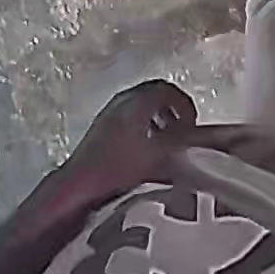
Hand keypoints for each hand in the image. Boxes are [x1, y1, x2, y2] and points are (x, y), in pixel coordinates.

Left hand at [49, 80, 198, 220]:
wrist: (81, 183)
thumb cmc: (117, 167)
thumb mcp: (157, 155)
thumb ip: (178, 141)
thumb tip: (193, 136)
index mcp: (138, 102)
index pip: (168, 90)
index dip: (184, 105)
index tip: (192, 122)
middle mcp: (124, 100)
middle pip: (155, 91)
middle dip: (173, 106)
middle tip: (184, 125)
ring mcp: (112, 110)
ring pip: (142, 101)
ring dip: (159, 113)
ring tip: (168, 136)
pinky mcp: (104, 123)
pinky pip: (131, 111)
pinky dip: (146, 120)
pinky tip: (148, 143)